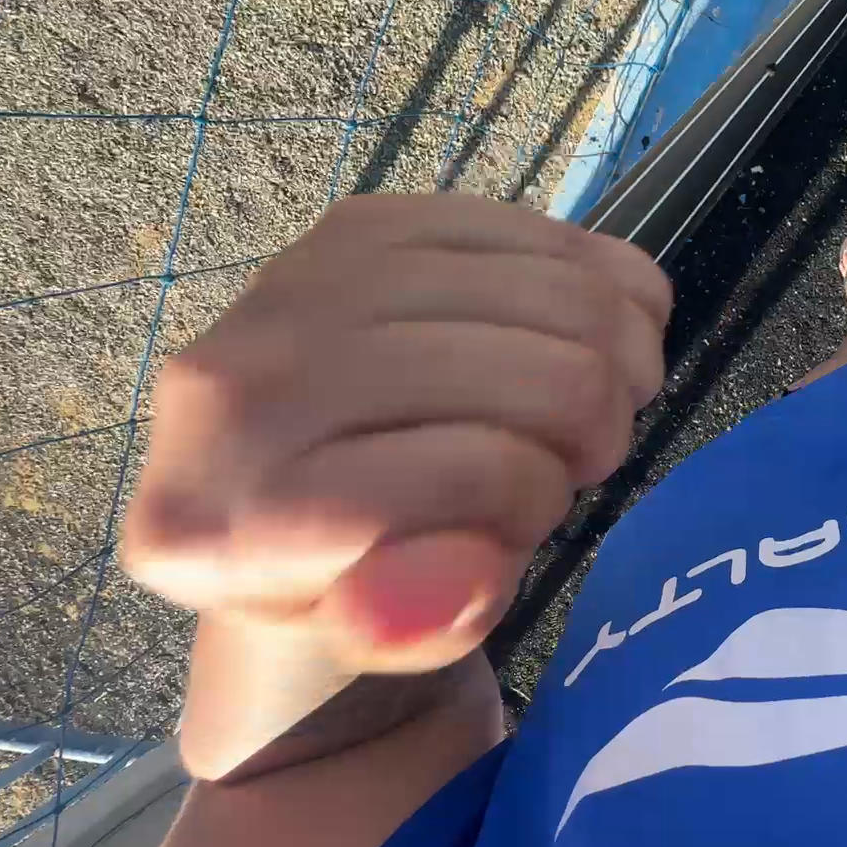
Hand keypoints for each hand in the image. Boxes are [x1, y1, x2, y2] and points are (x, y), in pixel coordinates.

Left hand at [121, 194, 670, 676]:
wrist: (299, 463)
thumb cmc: (361, 558)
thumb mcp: (391, 629)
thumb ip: (424, 622)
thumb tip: (463, 584)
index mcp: (225, 515)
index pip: (484, 474)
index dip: (537, 505)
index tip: (519, 524)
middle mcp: (245, 373)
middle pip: (554, 381)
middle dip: (597, 432)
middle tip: (574, 456)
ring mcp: (314, 274)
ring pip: (579, 301)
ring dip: (621, 365)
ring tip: (586, 402)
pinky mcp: (380, 216)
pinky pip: (571, 241)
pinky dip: (621, 299)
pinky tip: (591, 339)